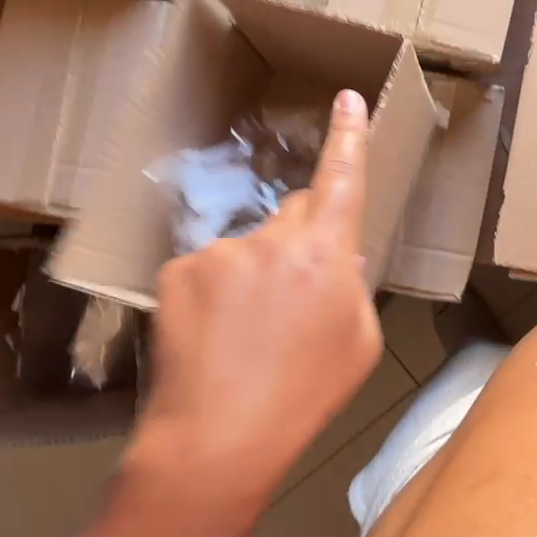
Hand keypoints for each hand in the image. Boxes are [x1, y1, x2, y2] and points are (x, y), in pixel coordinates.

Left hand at [130, 90, 383, 497]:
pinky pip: (207, 268)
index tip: (348, 100)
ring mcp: (220, 252)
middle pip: (294, 213)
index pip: (342, 180)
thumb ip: (353, 287)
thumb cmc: (307, 394)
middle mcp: (273, 239)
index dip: (349, 138)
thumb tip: (339, 255)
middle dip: (301, 239)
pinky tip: (214, 336)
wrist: (219, 437)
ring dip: (254, 275)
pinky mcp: (177, 269)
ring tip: (248, 335)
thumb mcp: (360, 342)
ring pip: (248, 248)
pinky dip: (214, 293)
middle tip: (296, 296)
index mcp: (326, 254)